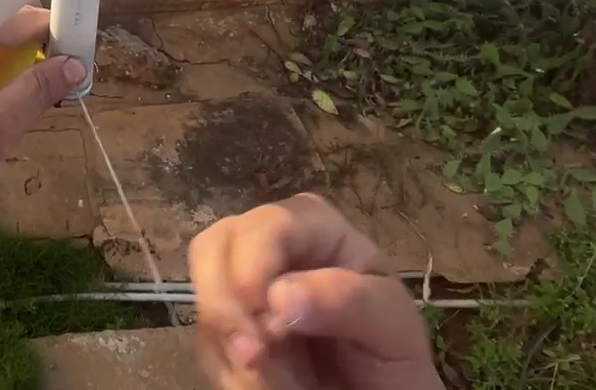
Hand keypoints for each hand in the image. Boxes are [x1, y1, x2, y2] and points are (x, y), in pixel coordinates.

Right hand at [189, 193, 441, 389]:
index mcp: (311, 227)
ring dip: (231, 344)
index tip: (265, 312)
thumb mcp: (392, 325)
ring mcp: (240, 285)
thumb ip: (348, 301)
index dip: (254, 261)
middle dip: (226, 304)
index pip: (266, 223)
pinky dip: (231, 373)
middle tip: (254, 355)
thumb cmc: (393, 356)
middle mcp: (265, 245)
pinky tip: (269, 387)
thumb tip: (280, 296)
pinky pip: (206, 343)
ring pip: (202, 294)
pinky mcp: (227, 328)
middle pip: (213, 246)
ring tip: (279, 382)